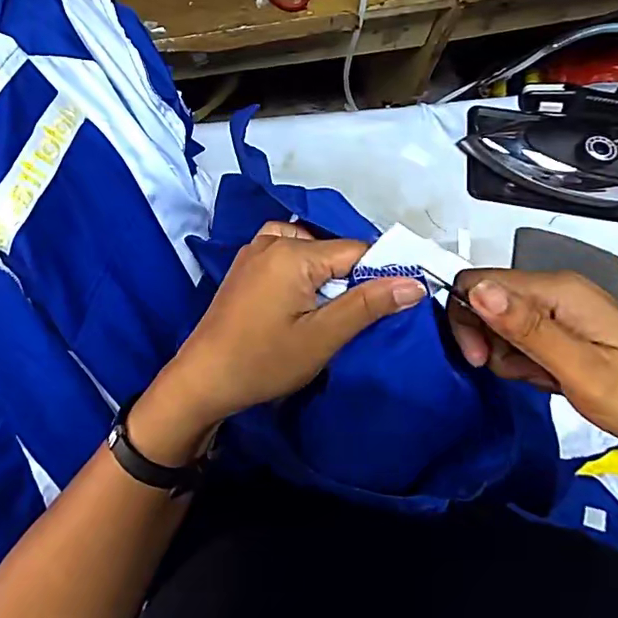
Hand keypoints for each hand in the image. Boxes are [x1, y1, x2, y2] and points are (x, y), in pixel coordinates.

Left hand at [142, 222, 425, 450]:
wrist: (204, 377)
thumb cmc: (263, 360)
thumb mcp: (322, 336)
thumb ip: (368, 304)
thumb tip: (413, 282)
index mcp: (293, 251)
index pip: (356, 250)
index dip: (380, 275)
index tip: (393, 304)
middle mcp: (273, 240)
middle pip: (331, 249)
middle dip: (351, 277)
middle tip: (354, 317)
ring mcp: (254, 250)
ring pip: (309, 249)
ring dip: (325, 275)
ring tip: (329, 312)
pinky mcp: (245, 265)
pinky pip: (285, 253)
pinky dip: (301, 269)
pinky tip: (302, 300)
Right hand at [445, 268, 617, 465]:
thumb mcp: (584, 371)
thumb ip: (526, 328)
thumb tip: (476, 289)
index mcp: (559, 290)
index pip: (478, 282)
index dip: (466, 318)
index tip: (478, 359)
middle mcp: (558, 292)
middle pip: (486, 300)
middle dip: (485, 338)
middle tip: (513, 373)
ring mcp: (563, 312)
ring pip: (500, 322)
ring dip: (506, 354)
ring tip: (541, 379)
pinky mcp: (567, 332)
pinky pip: (522, 338)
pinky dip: (523, 361)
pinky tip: (547, 379)